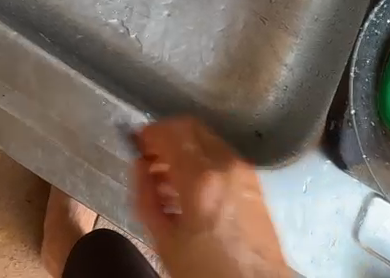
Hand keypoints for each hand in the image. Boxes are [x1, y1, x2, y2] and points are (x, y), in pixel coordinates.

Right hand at [131, 116, 288, 277]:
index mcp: (199, 177)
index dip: (148, 134)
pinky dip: (203, 157)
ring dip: (185, 146)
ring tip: (168, 175)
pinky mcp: (253, 179)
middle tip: (151, 156)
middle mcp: (224, 163)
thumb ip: (145, 198)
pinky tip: (192, 184)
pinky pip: (222, 153)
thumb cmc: (207, 271)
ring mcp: (242, 168)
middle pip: (189, 126)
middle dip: (166, 135)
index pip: (169, 132)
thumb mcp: (165, 241)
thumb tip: (139, 167)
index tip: (136, 145)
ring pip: (206, 137)